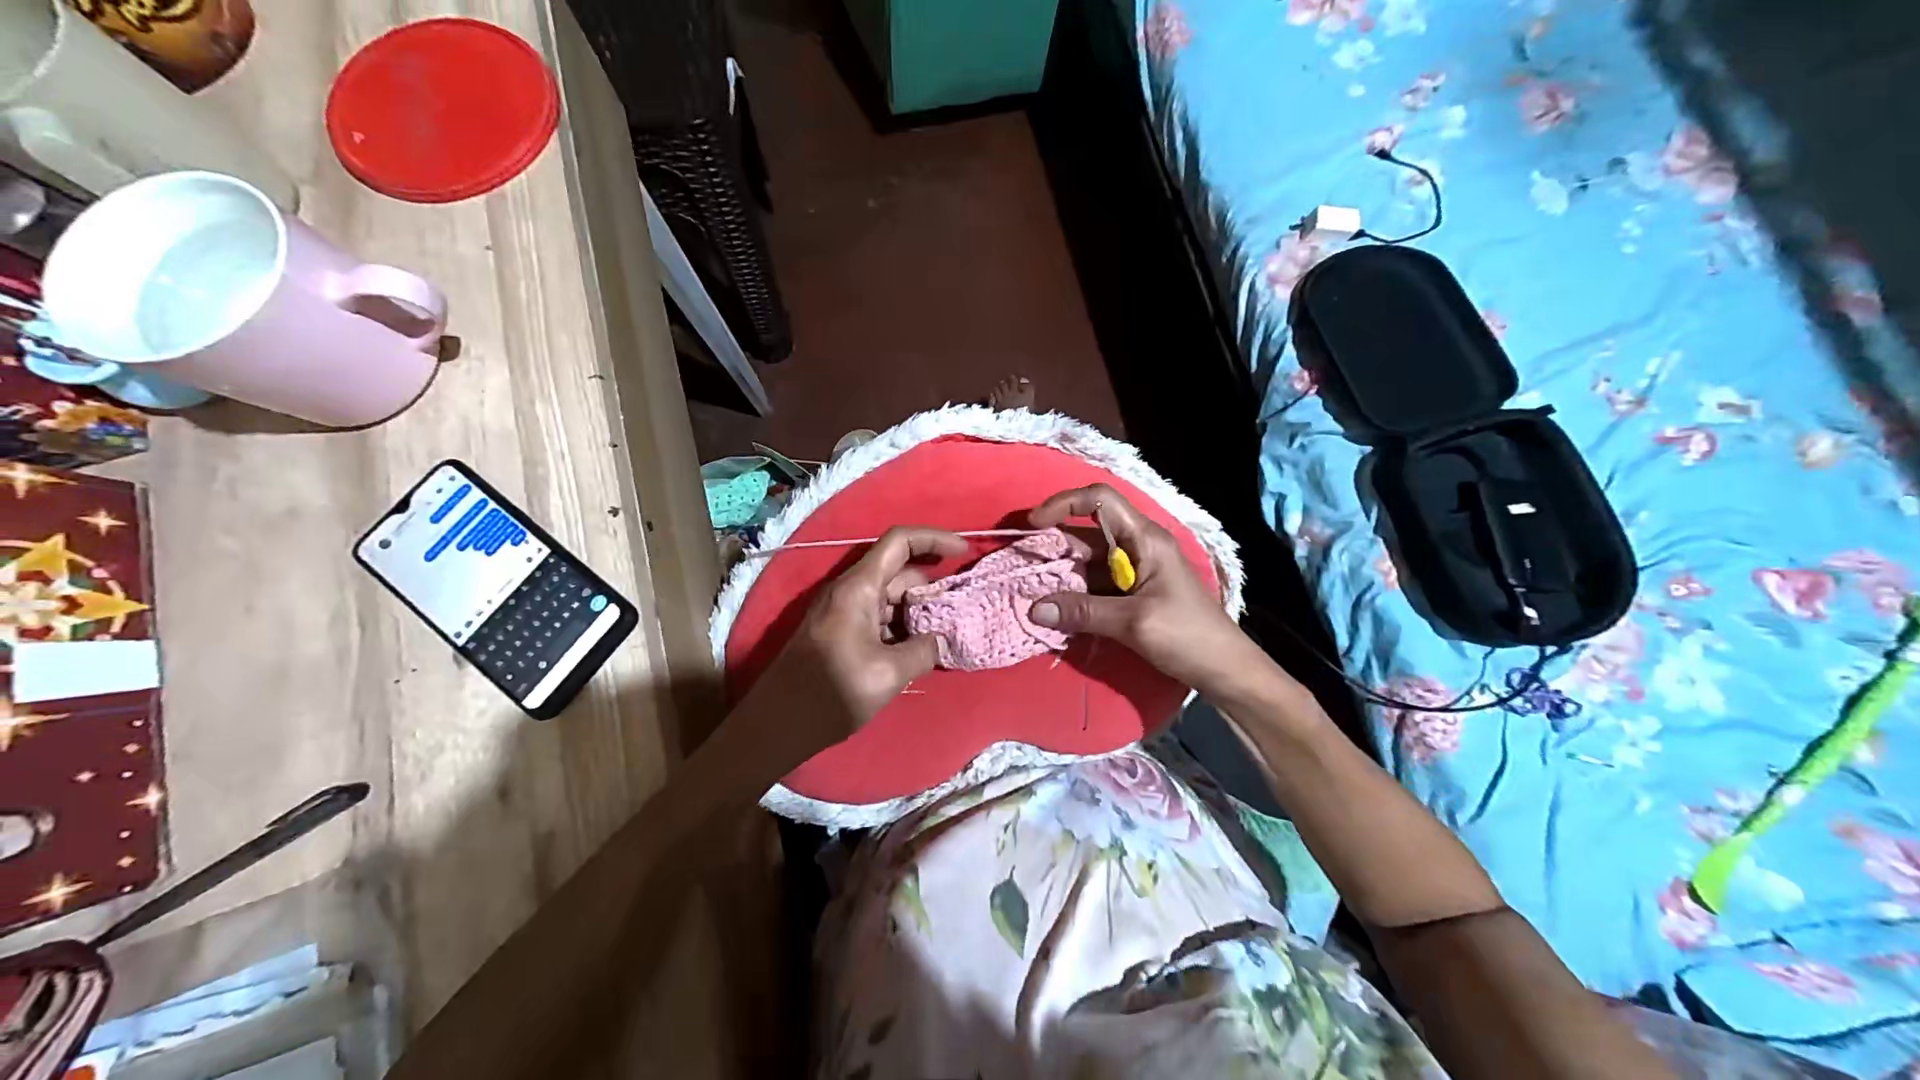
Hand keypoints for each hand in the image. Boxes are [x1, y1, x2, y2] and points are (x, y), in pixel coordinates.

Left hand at [745, 526, 968, 756]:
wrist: (777, 724)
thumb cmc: (831, 693)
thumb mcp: (888, 674)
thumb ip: (923, 650)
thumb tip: (942, 641)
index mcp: (859, 587)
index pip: (900, 541)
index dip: (935, 539)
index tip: (965, 552)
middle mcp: (850, 590)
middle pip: (900, 571)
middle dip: (933, 585)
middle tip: (964, 609)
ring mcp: (844, 611)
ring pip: (892, 596)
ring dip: (920, 609)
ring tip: (949, 631)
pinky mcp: (842, 631)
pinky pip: (880, 616)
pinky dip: (904, 625)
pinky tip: (922, 647)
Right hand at [1027, 485, 1265, 694]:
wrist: (1225, 669)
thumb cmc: (1187, 636)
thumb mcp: (1133, 622)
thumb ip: (1083, 612)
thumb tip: (1035, 608)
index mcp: (1145, 538)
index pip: (1100, 499)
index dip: (1064, 503)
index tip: (1034, 524)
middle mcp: (1138, 546)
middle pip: (1088, 532)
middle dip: (1055, 546)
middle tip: (1024, 568)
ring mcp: (1137, 570)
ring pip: (1089, 561)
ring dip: (1063, 574)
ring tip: (1034, 591)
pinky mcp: (1134, 593)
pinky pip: (1096, 584)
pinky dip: (1075, 592)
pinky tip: (1058, 608)